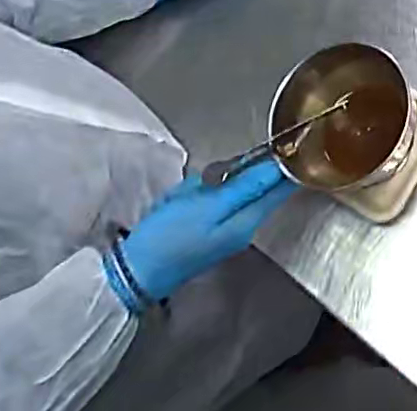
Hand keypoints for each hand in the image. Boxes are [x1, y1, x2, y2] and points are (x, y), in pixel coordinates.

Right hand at [109, 159, 294, 307]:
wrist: (129, 274)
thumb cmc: (169, 237)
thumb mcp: (208, 206)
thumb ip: (246, 186)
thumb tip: (279, 167)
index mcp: (249, 220)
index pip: (282, 186)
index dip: (287, 162)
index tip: (283, 142)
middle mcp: (244, 225)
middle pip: (255, 183)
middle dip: (234, 172)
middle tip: (208, 179)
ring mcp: (226, 227)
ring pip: (230, 187)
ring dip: (210, 183)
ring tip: (186, 197)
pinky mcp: (207, 226)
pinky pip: (210, 198)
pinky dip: (196, 193)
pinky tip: (178, 203)